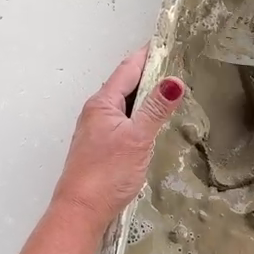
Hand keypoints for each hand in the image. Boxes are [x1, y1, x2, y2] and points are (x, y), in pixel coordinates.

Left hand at [50, 47, 185, 223]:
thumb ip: (155, 110)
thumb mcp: (137, 139)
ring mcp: (95, 132)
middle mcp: (96, 113)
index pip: (128, 69)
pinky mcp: (99, 150)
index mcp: (102, 104)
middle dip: (147, 74)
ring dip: (143, 97)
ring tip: (166, 93)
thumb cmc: (105, 174)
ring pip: (123, 106)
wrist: (80, 211)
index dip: (147, 55)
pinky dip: (137, 117)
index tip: (165, 42)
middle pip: (124, 85)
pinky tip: (149, 127)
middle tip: (173, 65)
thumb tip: (173, 81)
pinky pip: (121, 123)